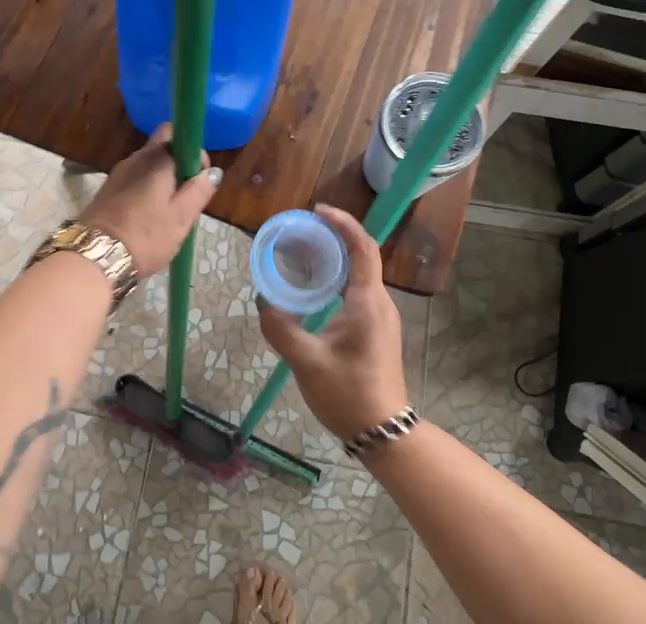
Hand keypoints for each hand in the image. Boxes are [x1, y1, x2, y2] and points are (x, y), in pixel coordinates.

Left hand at [78, 124, 220, 278]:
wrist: (94, 258)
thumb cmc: (145, 236)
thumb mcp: (181, 218)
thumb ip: (199, 191)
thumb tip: (213, 171)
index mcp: (156, 159)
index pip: (178, 134)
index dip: (194, 152)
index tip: (199, 179)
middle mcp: (135, 159)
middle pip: (161, 147)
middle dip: (178, 164)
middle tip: (185, 195)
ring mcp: (118, 173)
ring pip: (147, 165)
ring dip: (161, 180)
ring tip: (167, 212)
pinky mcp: (107, 190)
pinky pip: (134, 180)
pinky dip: (145, 190)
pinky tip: (148, 216)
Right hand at [256, 205, 409, 439]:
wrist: (383, 432)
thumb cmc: (349, 394)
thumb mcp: (307, 362)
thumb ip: (282, 328)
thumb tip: (262, 301)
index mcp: (368, 302)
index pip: (362, 248)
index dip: (343, 224)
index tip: (318, 211)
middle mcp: (379, 303)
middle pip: (361, 256)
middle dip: (333, 238)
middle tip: (301, 231)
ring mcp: (380, 318)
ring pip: (358, 276)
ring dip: (334, 260)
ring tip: (302, 254)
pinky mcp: (375, 331)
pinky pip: (356, 293)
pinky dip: (336, 281)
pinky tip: (313, 291)